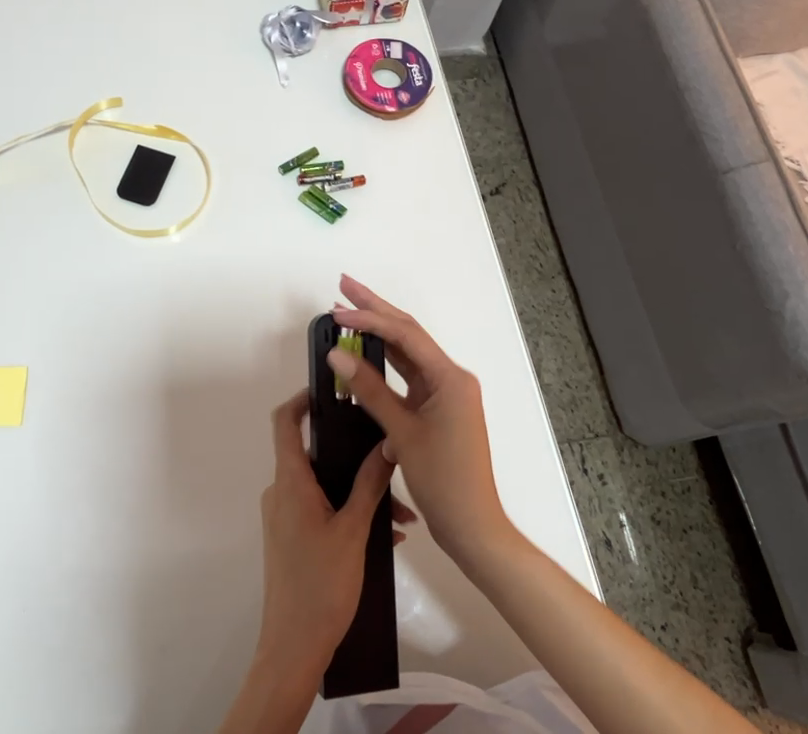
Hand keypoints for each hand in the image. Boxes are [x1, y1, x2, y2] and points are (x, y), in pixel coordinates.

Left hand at [254, 390, 405, 674]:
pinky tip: (388, 534)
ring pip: (326, 486)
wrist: (294, 646)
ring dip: (362, 493)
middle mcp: (282, 492)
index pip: (285, 422)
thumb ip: (369, 484)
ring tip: (403, 517)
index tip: (334, 390)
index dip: (304, 399)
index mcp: (290, 483)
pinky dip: (352, 513)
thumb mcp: (354, 531)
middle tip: (393, 466)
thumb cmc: (321, 584)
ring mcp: (285, 516)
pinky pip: (323, 509)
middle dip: (358, 459)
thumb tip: (385, 443)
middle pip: (318, 455)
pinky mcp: (292, 537)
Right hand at [329, 276, 515, 569]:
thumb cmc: (442, 479)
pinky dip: (384, 364)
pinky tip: (364, 353)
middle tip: (344, 284)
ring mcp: (445, 394)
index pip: (404, 335)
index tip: (336, 312)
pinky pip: (408, 377)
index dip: (369, 319)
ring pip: (407, 354)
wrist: (471, 524)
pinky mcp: (438, 409)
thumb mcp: (402, 432)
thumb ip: (369, 390)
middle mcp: (451, 378)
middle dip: (375, 309)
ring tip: (347, 311)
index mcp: (450, 378)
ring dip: (378, 333)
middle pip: (407, 334)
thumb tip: (338, 354)